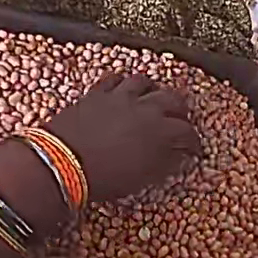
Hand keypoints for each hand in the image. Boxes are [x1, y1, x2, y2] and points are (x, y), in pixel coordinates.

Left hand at [46, 74, 200, 202]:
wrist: (63, 163)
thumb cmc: (106, 178)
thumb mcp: (142, 178)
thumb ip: (164, 163)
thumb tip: (179, 156)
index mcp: (161, 131)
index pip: (187, 132)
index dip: (194, 141)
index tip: (194, 149)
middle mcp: (145, 108)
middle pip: (173, 99)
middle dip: (181, 109)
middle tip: (181, 119)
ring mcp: (120, 97)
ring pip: (144, 81)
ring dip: (153, 89)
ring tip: (153, 97)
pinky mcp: (97, 93)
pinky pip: (114, 79)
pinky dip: (122, 82)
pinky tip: (122, 89)